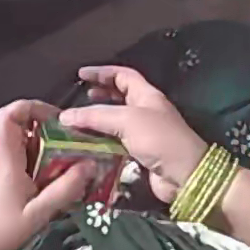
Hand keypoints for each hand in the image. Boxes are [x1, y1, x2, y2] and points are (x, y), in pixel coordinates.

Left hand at [0, 99, 92, 249]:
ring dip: (44, 150)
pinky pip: (16, 159)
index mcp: (4, 154)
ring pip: (20, 143)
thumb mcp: (39, 212)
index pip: (11, 112)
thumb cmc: (0, 230)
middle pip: (20, 126)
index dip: (34, 107)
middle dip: (48, 132)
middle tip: (72, 146)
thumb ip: (66, 188)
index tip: (58, 120)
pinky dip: (35, 163)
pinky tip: (50, 183)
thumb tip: (90, 165)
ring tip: (67, 167)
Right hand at [57, 66, 207, 204]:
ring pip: (115, 122)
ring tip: (78, 123)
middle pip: (119, 97)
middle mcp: (145, 111)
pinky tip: (87, 146)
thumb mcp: (127, 120)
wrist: (185, 176)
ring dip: (97, 122)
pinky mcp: (139, 154)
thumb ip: (95, 116)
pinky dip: (101, 143)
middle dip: (99, 96)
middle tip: (79, 99)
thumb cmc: (159, 139)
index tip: (80, 75)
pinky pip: (115, 144)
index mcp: (146, 95)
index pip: (123, 75)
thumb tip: (64, 116)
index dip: (102, 73)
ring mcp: (143, 133)